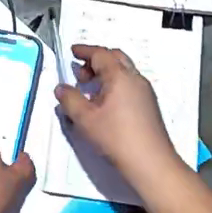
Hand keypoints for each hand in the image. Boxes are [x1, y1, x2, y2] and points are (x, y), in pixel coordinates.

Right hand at [54, 44, 186, 190]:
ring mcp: (145, 91)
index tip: (72, 51)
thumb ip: (70, 99)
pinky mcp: (149, 104)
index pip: (101, 54)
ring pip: (124, 71)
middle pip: (115, 58)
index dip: (85, 51)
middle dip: (96, 59)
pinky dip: (114, 83)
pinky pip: (129, 83)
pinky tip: (105, 102)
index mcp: (120, 76)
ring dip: (106, 72)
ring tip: (90, 88)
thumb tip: (61, 87)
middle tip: (80, 73)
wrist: (150, 161)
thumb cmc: (116, 137)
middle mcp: (135, 78)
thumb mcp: (85, 119)